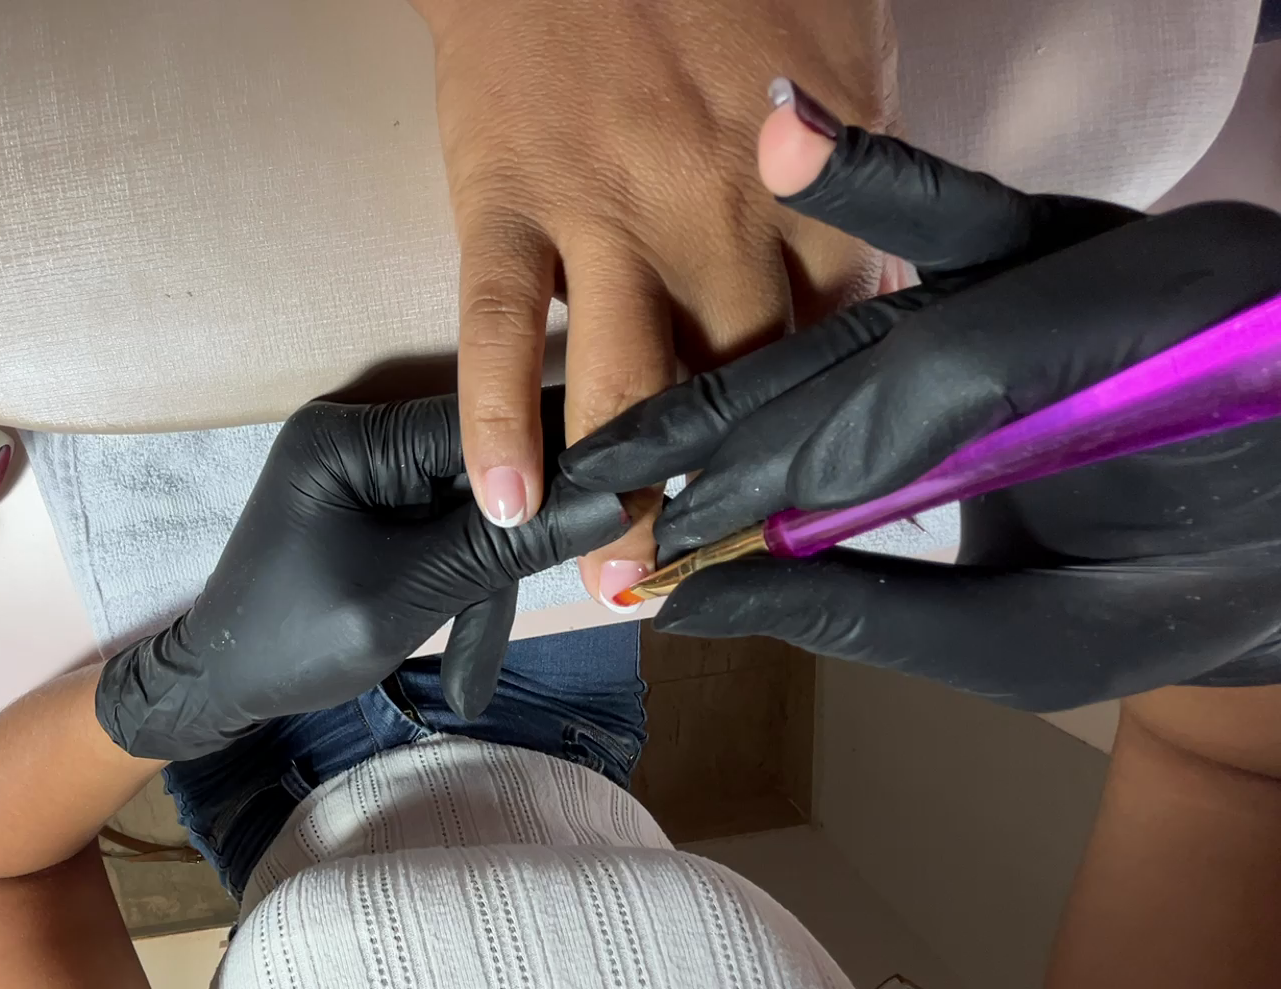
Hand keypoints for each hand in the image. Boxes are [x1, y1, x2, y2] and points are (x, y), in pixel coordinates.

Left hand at [98, 393, 625, 758]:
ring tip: (475, 660)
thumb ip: (504, 546)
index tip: (628, 502)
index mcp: (350, 437)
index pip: (478, 425)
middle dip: (519, 537)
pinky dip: (465, 579)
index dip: (556, 461)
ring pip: (471, 505)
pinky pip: (445, 528)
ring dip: (489, 576)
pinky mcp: (374, 507)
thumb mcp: (407, 595)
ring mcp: (366, 471)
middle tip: (571, 589)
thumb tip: (615, 499)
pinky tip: (464, 639)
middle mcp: (360, 435)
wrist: (221, 686)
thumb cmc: (296, 643)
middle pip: (481, 464)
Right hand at [410, 0, 895, 605]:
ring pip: (623, 379)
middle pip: (733, 379)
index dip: (817, 432)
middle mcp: (713, 206)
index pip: (829, 332)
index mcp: (805, 167)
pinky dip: (497, 423)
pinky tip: (505, 503)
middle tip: (717, 578)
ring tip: (617, 580)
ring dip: (625, 492)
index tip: (802, 510)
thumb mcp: (831, 47)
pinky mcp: (503, 209)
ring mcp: (598, 213)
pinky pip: (498, 332)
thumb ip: (846, 178)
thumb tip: (844, 293)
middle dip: (729, 490)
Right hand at [560, 85, 1280, 710]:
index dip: (783, 466)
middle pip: (861, 347)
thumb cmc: (1186, 592)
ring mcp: (1064, 244)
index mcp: (1164, 362)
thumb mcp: (1038, 642)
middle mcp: (1116, 265)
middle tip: (606, 500)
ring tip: (616, 446)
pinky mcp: (1018, 241)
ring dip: (723, 383)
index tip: (674, 540)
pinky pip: (923, 208)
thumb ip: (870, 614)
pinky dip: (850, 180)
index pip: (928, 388)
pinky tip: (777, 137)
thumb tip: (691, 603)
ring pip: (848, 310)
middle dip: (723, 439)